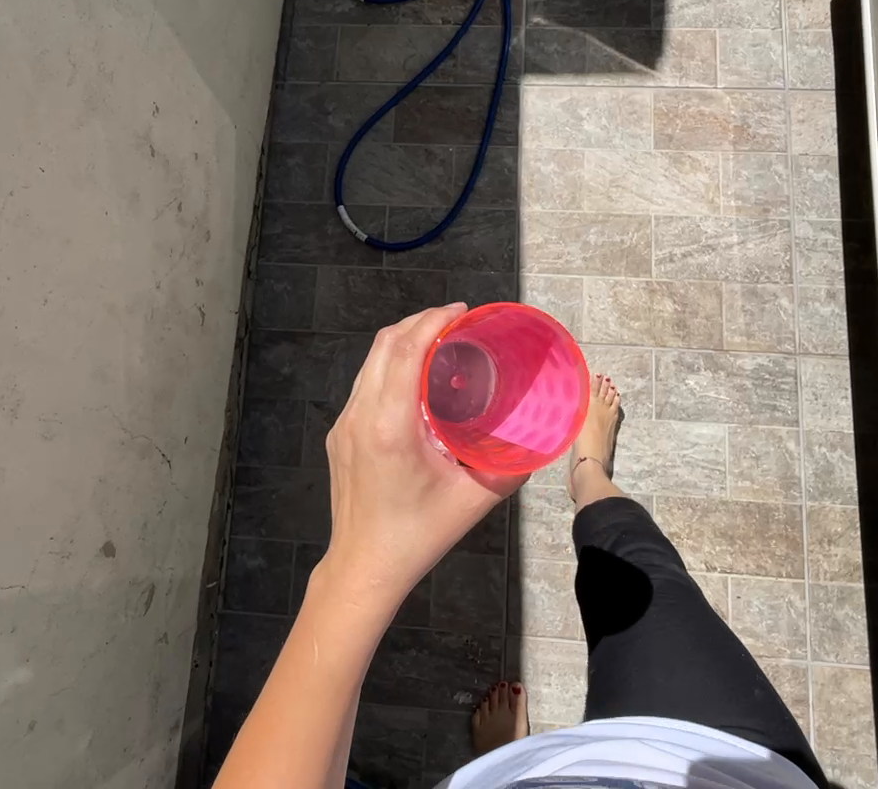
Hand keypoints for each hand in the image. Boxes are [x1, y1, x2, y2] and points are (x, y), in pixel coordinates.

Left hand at [316, 304, 527, 612]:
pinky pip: (364, 384)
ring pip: (370, 362)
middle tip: (454, 321)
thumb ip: (510, 467)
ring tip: (438, 341)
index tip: (461, 311)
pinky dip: (390, 367)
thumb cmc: (419, 535)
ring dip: (402, 342)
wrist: (363, 566)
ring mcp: (344, 423)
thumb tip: (537, 438)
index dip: (432, 321)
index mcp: (390, 426)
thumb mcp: (474, 500)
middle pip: (384, 345)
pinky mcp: (340, 433)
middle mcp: (360, 416)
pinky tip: (414, 378)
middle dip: (418, 322)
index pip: (406, 351)